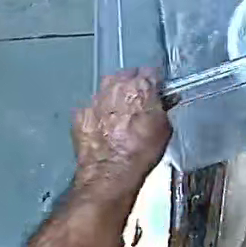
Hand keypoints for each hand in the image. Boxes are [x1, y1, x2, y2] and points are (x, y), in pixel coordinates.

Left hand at [71, 69, 170, 197]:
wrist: (110, 173)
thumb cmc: (139, 153)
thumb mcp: (164, 128)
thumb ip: (162, 108)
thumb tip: (162, 104)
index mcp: (140, 86)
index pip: (150, 73)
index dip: (154, 83)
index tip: (156, 91)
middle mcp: (115, 87)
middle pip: (125, 76)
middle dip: (132, 87)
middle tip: (138, 105)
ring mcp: (95, 99)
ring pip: (106, 90)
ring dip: (114, 99)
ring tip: (120, 118)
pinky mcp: (81, 114)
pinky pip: (92, 108)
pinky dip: (98, 115)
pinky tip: (105, 130)